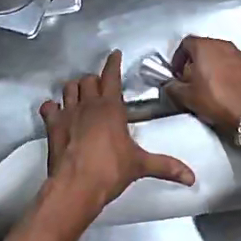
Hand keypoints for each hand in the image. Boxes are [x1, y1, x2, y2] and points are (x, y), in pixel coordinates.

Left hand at [39, 51, 195, 211]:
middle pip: (88, 80)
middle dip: (94, 80)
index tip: (114, 54)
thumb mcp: (140, 166)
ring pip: (68, 88)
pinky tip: (55, 111)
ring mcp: (68, 113)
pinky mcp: (52, 126)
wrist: (76, 186)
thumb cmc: (110, 171)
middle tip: (100, 86)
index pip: (111, 76)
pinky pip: (48, 107)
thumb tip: (191, 177)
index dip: (113, 63)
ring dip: (74, 88)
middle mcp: (88, 104)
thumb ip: (165, 166)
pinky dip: (52, 106)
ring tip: (80, 94)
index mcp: (111, 107)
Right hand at [167, 37, 240, 135]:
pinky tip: (221, 84)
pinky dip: (223, 68)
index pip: (185, 43)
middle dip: (193, 60)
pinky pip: (230, 60)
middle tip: (189, 78)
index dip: (178, 57)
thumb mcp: (186, 96)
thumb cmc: (216, 99)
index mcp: (203, 46)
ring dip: (209, 63)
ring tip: (205, 82)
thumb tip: (169, 84)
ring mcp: (236, 52)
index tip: (177, 72)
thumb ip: (172, 86)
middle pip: (202, 46)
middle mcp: (221, 44)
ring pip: (217, 52)